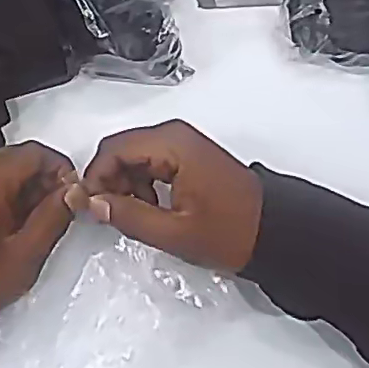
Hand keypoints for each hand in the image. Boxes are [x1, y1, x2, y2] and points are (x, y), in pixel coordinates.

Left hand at [0, 141, 76, 310]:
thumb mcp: (24, 252)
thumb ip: (53, 217)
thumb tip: (72, 194)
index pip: (39, 154)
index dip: (63, 172)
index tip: (74, 195)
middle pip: (25, 159)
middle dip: (48, 182)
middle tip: (61, 212)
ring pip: (13, 170)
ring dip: (32, 190)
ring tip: (39, 225)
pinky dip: (14, 196)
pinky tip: (19, 225)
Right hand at [66, 120, 261, 271]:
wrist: (278, 232)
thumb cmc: (233, 231)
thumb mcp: (175, 232)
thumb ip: (128, 215)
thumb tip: (93, 203)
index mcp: (171, 144)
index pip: (113, 150)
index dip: (95, 177)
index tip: (89, 205)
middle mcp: (174, 135)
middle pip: (121, 150)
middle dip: (109, 181)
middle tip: (109, 213)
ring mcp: (182, 143)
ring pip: (133, 155)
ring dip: (125, 183)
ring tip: (135, 214)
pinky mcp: (187, 154)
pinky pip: (150, 160)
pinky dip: (141, 182)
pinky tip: (151, 207)